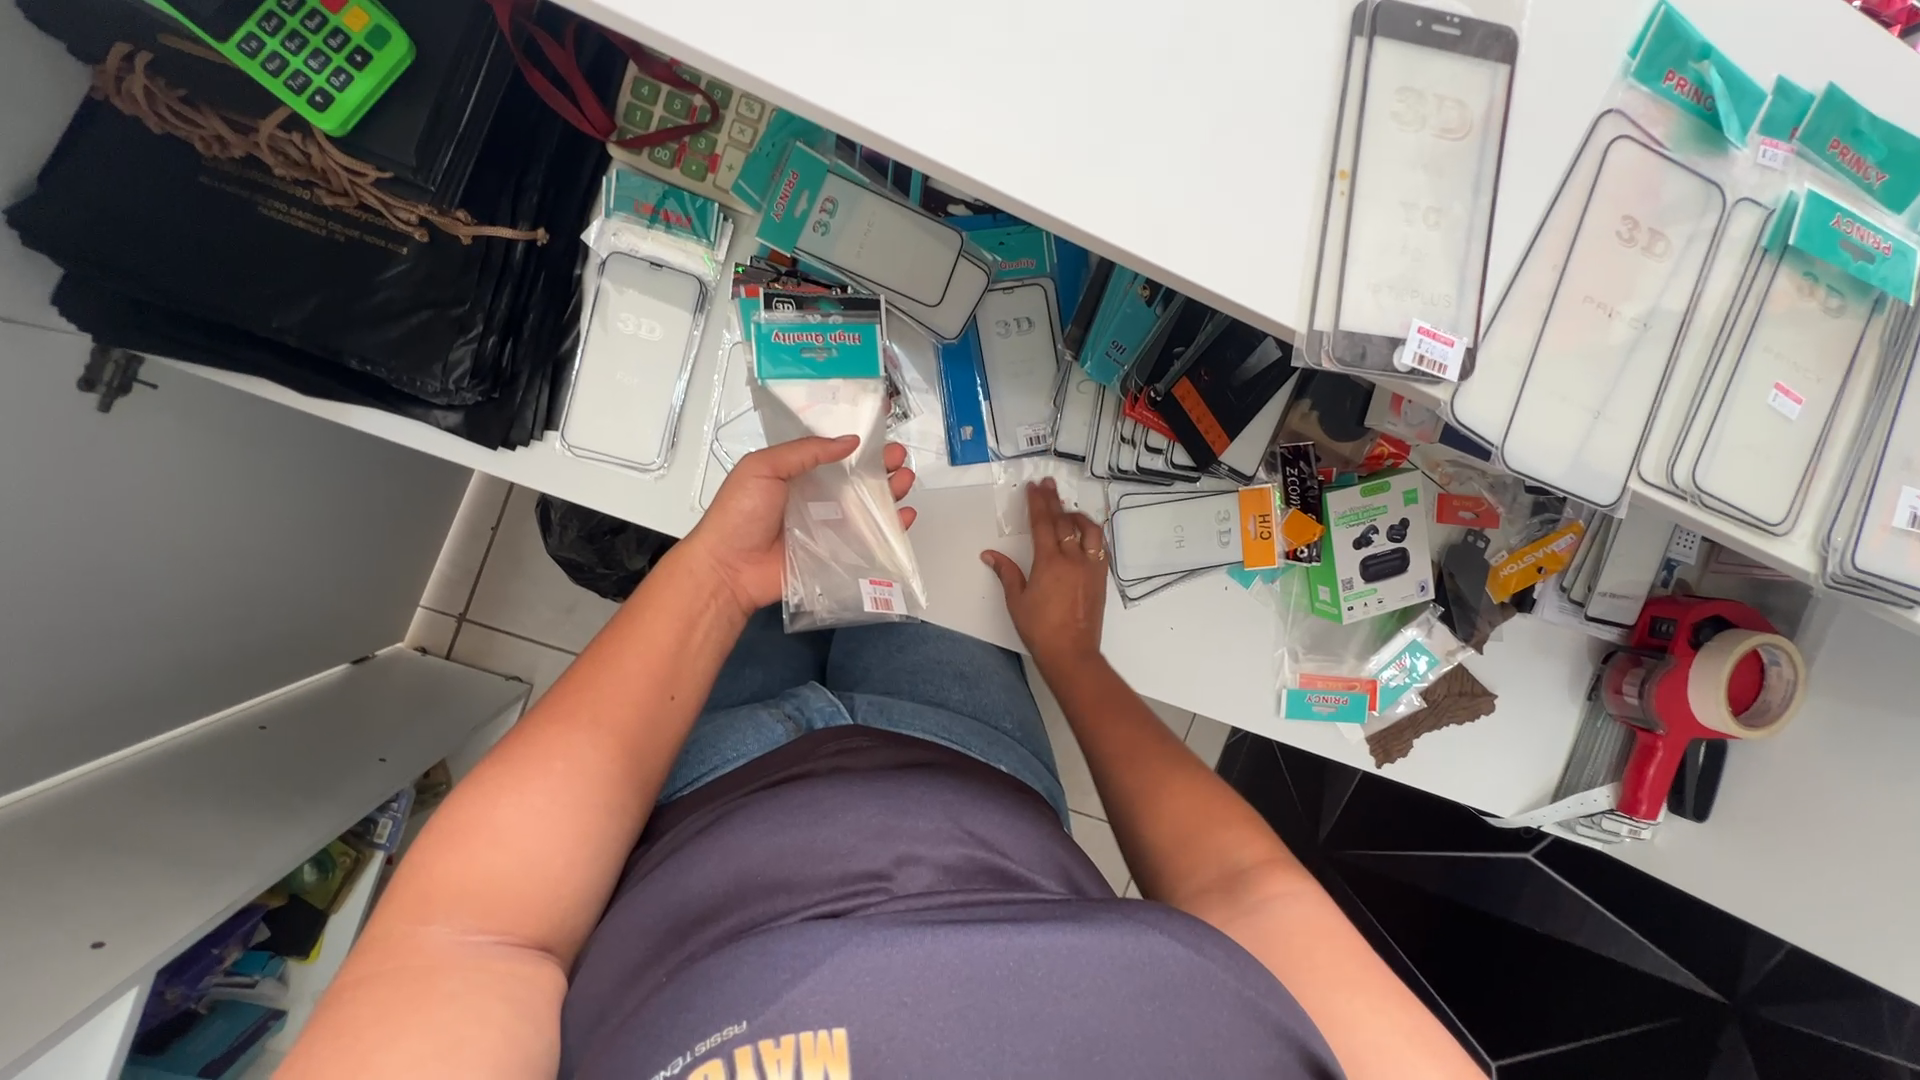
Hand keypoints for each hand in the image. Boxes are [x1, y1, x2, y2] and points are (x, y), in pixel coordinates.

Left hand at [684, 436, 916, 617]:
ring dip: (891, 491)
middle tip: (897, 455)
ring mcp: (829, 525)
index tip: (882, 426)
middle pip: (857, 477)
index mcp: (798, 472)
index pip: (833, 451)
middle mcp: (816, 496)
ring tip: (904, 479)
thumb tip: (848, 441)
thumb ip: (805, 452)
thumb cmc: (738, 515)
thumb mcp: (763, 467)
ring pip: (868, 505)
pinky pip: (870, 539)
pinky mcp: (838, 552)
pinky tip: (904, 516)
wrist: (729, 568)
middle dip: (882, 464)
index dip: (858, 439)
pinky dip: (892, 528)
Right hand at [981, 478, 1106, 671]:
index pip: (1043, 523)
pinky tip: (1086, 534)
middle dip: (1054, 501)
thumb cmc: (1040, 630)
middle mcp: (1073, 559)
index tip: (1034, 487)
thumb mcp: (1017, 600)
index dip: (1037, 502)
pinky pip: (1100, 548)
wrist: (1071, 652)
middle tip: (1048, 484)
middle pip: (1064, 521)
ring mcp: (1091, 568)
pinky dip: (1092, 535)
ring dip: (1077, 516)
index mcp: (1049, 562)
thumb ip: (1006, 572)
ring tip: (1067, 510)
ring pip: (1089, 530)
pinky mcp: (1101, 578)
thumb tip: (990, 555)